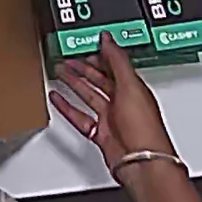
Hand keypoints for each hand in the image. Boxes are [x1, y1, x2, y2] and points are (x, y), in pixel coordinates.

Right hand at [50, 33, 176, 178]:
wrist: (142, 163)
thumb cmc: (143, 127)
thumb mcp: (130, 85)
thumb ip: (117, 60)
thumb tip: (108, 38)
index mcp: (132, 87)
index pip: (114, 65)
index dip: (100, 55)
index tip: (87, 44)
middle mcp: (122, 101)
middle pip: (99, 80)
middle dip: (83, 68)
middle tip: (68, 58)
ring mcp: (110, 118)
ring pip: (88, 95)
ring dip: (74, 83)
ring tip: (60, 71)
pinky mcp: (101, 133)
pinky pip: (80, 117)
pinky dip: (67, 107)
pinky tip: (58, 98)